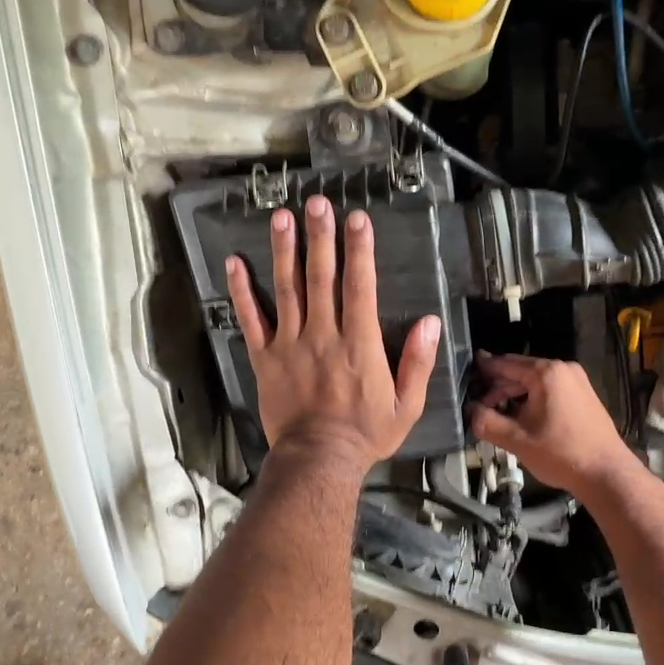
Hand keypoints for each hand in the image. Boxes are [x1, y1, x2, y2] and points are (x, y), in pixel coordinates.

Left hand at [225, 195, 440, 471]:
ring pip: (286, 289)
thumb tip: (429, 322)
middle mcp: (323, 335)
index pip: (359, 286)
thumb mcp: (407, 404)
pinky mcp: (265, 358)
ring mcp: (290, 344)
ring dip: (284, 250)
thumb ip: (418, 362)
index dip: (359, 250)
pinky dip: (241, 290)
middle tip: (316, 202)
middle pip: (321, 277)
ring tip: (281, 217)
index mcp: (359, 343)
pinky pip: (251, 319)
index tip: (357, 219)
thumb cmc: (366, 433)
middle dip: (320, 237)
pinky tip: (234, 262)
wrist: (318, 461)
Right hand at [467, 352, 647, 499]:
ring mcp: (577, 380)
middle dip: (499, 388)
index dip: (484, 369)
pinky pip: (551, 389)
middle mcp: (563, 368)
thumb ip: (487, 422)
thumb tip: (471, 412)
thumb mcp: (517, 440)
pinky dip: (533, 399)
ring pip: (535, 382)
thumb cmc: (560, 453)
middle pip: (521, 371)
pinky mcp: (584, 394)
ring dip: (515, 396)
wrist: (606, 473)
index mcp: (546, 373)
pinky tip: (523, 418)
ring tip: (499, 416)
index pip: (505, 363)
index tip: (468, 372)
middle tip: (480, 407)